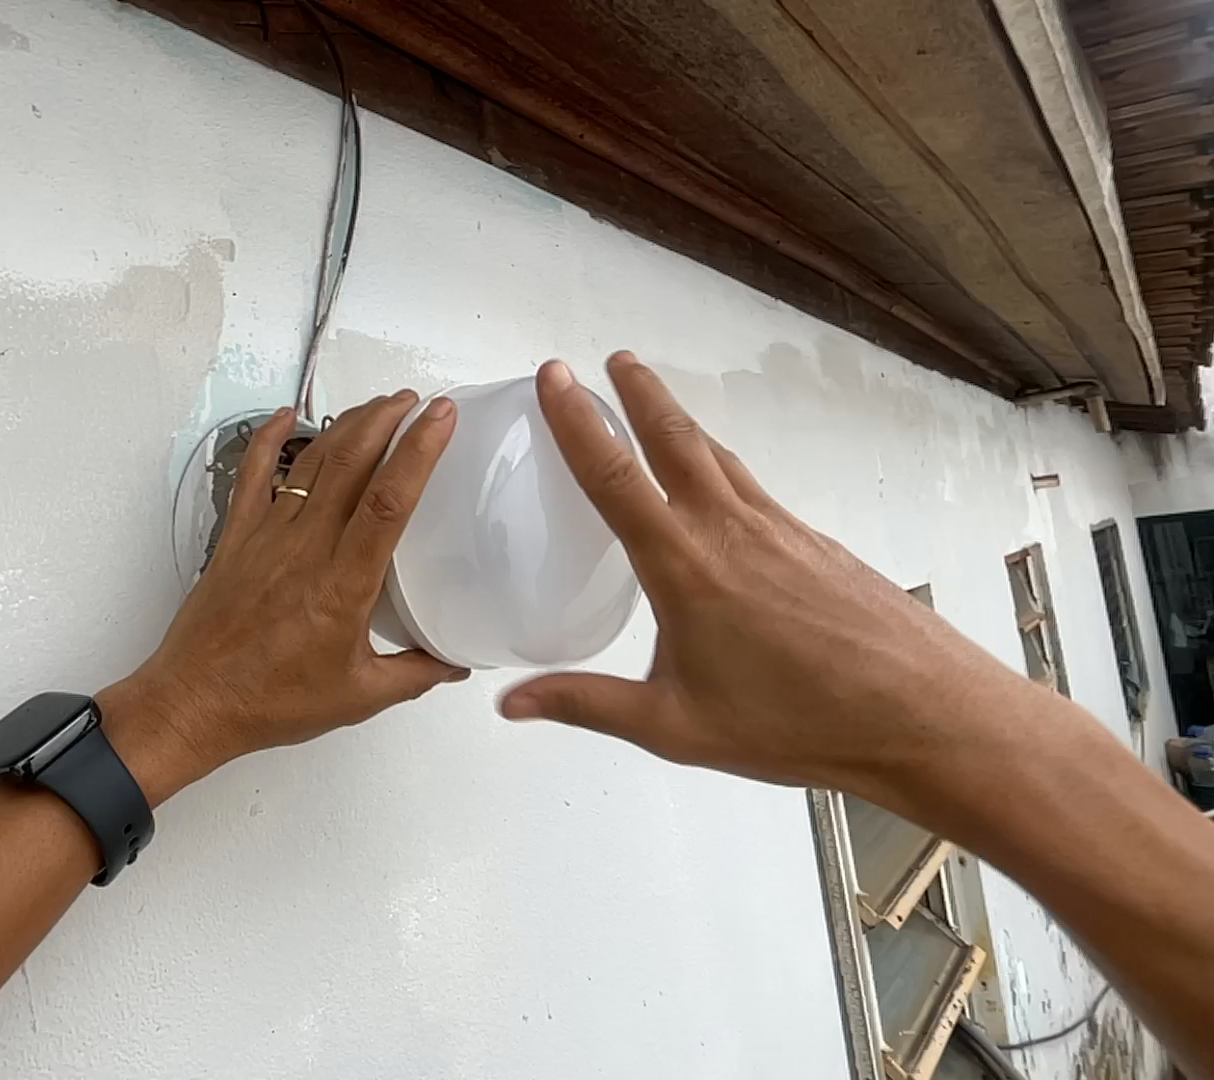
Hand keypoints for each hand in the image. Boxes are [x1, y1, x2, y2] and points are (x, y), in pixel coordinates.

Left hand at [102, 391, 467, 803]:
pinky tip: (287, 415)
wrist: (197, 701)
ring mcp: (266, 536)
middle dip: (386, 419)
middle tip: (414, 401)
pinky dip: (270, 440)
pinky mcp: (236, 537)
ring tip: (376, 407)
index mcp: (342, 585)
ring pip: (309, 462)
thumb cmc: (273, 701)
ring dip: (346, 425)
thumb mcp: (359, 696)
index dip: (418, 451)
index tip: (440, 417)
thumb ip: (416, 674)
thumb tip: (456, 661)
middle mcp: (305, 548)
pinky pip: (252, 476)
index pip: (388, 501)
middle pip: (349, 462)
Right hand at [501, 353, 1058, 821]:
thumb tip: (508, 704)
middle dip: (639, 391)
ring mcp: (780, 530)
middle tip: (612, 359)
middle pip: (675, 439)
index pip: (615, 478)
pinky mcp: (815, 543)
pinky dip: (716, 462)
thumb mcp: (674, 727)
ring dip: (678, 419)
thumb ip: (585, 705)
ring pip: (717, 455)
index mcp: (685, 566)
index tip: (556, 376)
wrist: (940, 724)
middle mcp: (731, 530)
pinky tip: (712, 482)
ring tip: (652, 398)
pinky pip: (750, 485)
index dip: (578, 421)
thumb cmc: (799, 726)